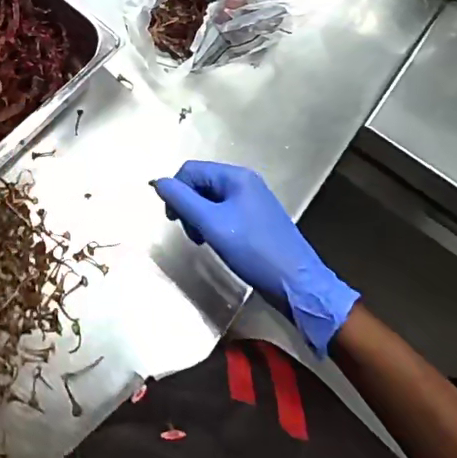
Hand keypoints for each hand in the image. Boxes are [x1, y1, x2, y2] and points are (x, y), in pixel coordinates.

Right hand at [153, 161, 359, 354]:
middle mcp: (245, 182)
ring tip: (202, 240)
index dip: (176, 191)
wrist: (299, 286)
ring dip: (199, 217)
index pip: (190, 171)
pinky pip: (224, 211)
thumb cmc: (254, 251)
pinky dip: (213, 224)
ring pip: (210, 199)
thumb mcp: (211, 224)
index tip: (173, 219)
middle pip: (200, 183)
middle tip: (191, 232)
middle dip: (188, 205)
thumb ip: (182, 200)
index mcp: (236, 176)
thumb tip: (157, 182)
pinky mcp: (257, 218)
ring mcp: (253, 200)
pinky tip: (217, 242)